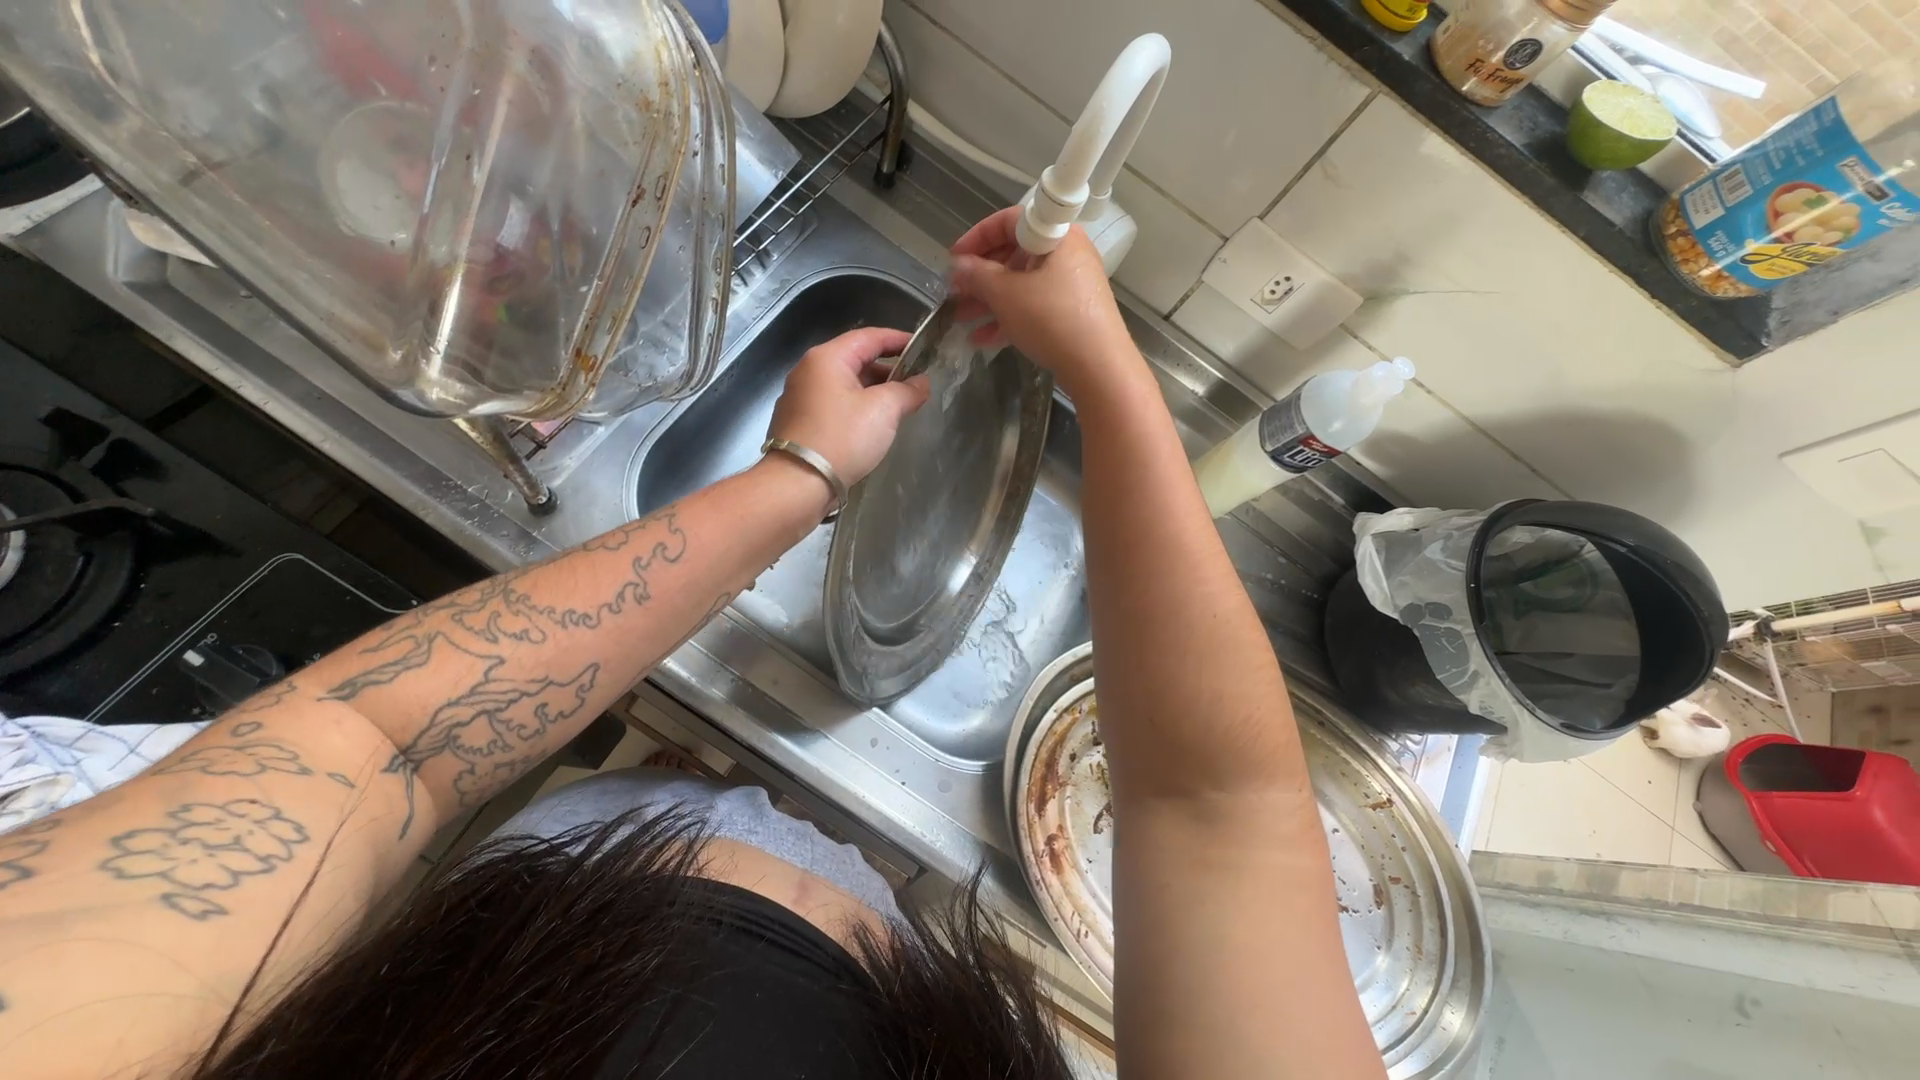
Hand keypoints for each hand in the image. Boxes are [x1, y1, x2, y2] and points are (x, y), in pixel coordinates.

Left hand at [767, 327, 930, 488]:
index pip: (869, 337)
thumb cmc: (842, 439)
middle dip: (887, 370)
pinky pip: (833, 405)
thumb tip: (921, 383)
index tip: (923, 348)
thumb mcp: (884, 410)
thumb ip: (907, 391)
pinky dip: (855, 408)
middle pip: (855, 360)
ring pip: (844, 385)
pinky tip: (871, 426)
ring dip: (872, 392)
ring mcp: (799, 398)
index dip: (899, 340)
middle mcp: (808, 371)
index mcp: (827, 358)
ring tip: (898, 407)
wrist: (798, 484)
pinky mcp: (798, 423)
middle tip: (914, 383)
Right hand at [948, 206, 1141, 396]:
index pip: (1010, 221)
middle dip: (980, 276)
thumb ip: (977, 275)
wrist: (1099, 366)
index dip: (977, 237)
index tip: (954, 258)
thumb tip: (959, 265)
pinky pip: (1034, 306)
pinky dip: (1009, 318)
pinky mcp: (1072, 313)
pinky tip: (982, 339)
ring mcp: (1071, 285)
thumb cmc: (1051, 319)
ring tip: (961, 318)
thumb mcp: (1006, 295)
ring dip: (989, 301)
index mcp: (1056, 236)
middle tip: (954, 292)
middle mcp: (1067, 254)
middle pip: (1014, 255)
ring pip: (1022, 285)